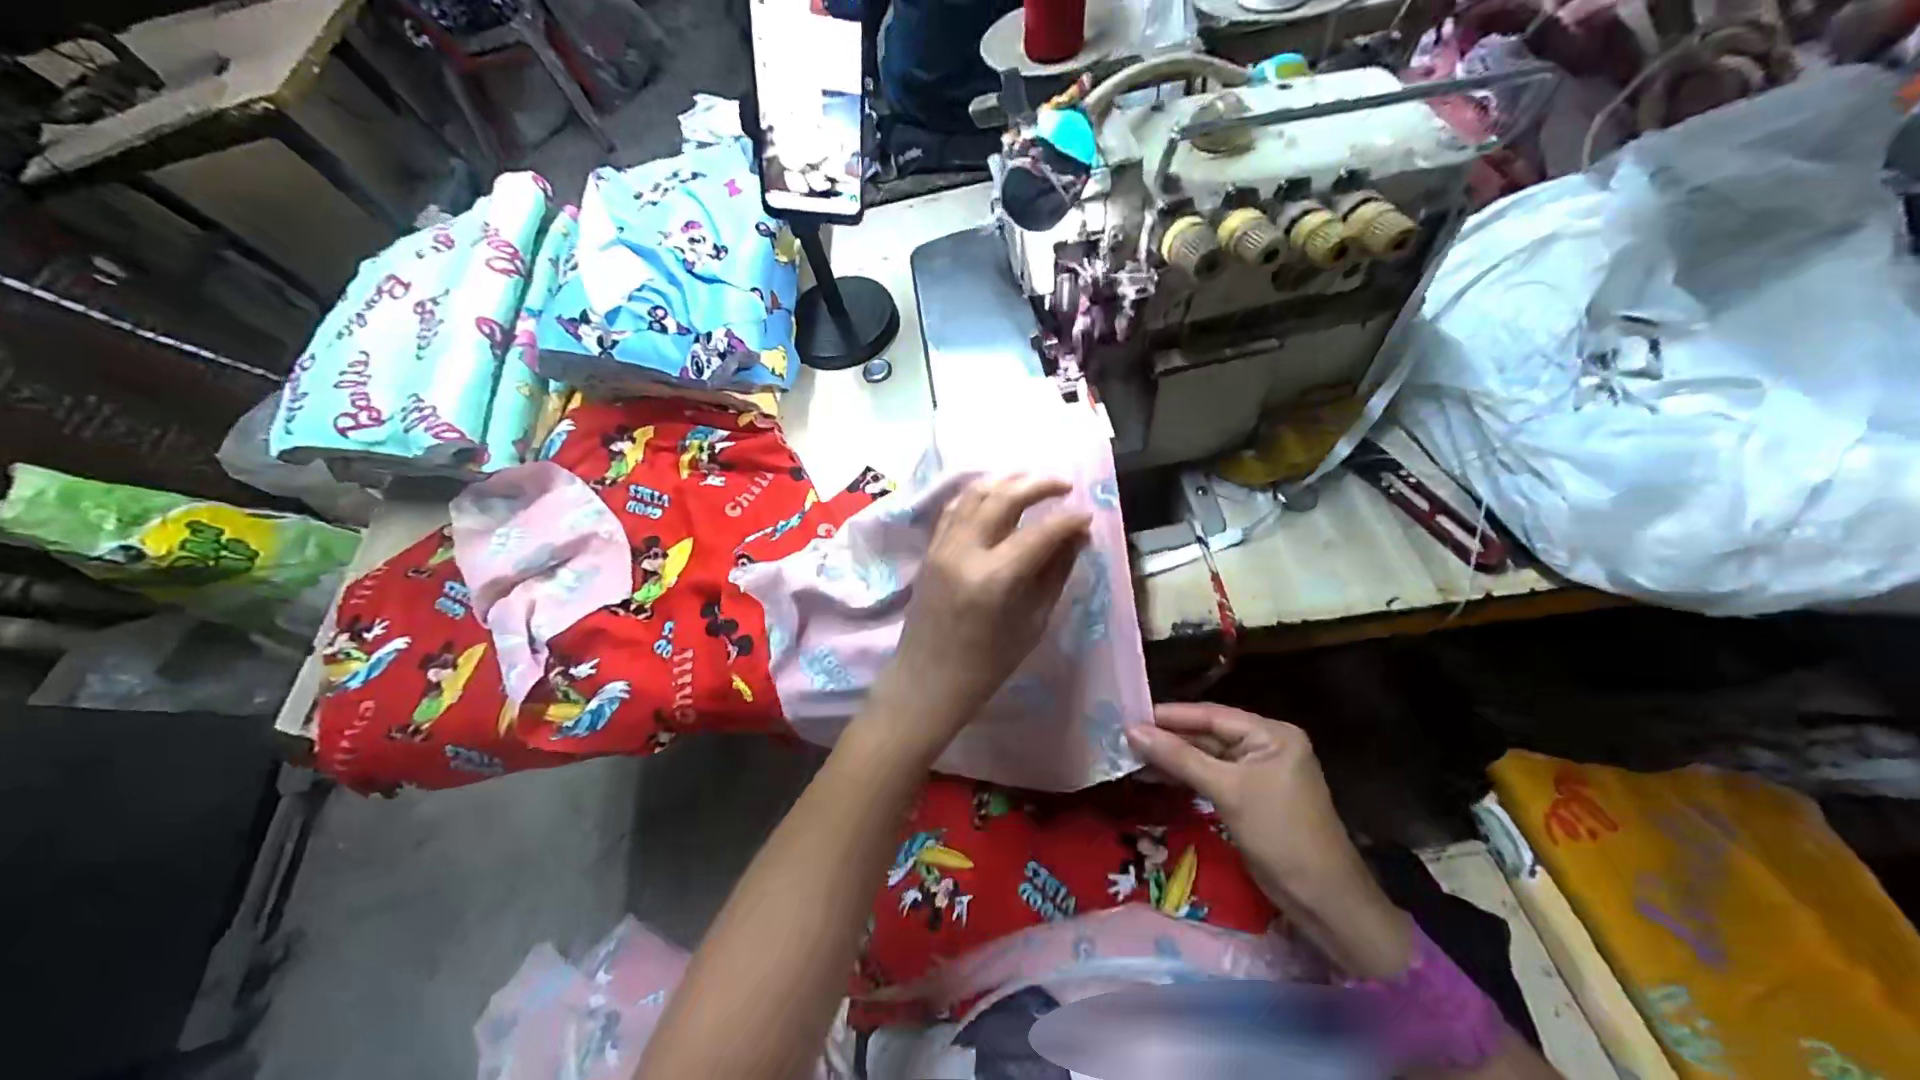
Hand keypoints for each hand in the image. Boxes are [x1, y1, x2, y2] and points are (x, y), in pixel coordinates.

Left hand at [864, 475, 1089, 763]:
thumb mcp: (1032, 622)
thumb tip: (1077, 536)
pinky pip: (956, 508)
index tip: (1088, 514)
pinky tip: (999, 493)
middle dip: (1040, 484)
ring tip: (1035, 481)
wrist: (928, 680)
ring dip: (1008, 480)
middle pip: (1005, 497)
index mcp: (995, 579)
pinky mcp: (930, 549)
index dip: (1069, 519)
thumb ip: (1055, 573)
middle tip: (1066, 485)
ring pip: (976, 494)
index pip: (1040, 532)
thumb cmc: (988, 664)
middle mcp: (965, 552)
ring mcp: (942, 547)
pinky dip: (980, 493)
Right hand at [1125, 704, 1412, 978]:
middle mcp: (1266, 747)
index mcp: (1271, 734)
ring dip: (1172, 758)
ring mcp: (1258, 774)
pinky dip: (1184, 777)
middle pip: (1208, 734)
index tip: (1130, 714)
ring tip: (1131, 755)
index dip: (1170, 715)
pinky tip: (1154, 775)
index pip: (1212, 715)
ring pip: (1206, 757)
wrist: (1322, 898)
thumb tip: (1131, 730)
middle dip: (1168, 737)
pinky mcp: (1249, 798)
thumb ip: (1178, 758)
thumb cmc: (1279, 833)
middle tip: (1124, 736)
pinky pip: (1211, 778)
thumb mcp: (1227, 790)